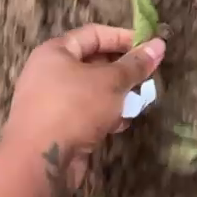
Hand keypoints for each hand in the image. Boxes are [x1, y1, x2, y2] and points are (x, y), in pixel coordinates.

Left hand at [0, 25, 162, 172]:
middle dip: (123, 71)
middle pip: (93, 63)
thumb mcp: (110, 82)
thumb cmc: (74, 108)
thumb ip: (135, 64)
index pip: (94, 34)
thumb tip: (159, 44)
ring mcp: (51, 101)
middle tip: (147, 77)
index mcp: (56, 52)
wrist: (38, 162)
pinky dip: (104, 115)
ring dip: (117, 96)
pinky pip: (86, 113)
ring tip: (138, 102)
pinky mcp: (57, 127)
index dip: (123, 37)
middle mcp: (49, 73)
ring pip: (92, 91)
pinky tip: (120, 124)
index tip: (149, 46)